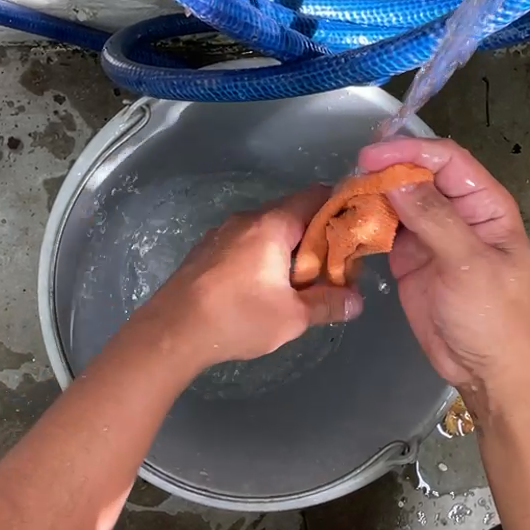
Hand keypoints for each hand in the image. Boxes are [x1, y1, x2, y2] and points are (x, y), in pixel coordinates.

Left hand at [138, 187, 364, 370]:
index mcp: (271, 224)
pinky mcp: (206, 252)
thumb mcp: (292, 317)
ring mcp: (222, 234)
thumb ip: (328, 304)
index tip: (358, 230)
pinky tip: (266, 286)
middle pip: (292, 214)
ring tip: (304, 281)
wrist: (171, 332)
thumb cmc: (237, 317)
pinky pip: (246, 244)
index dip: (341, 208)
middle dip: (318, 236)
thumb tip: (356, 301)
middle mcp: (246, 220)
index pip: (316, 197)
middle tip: (336, 266)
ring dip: (289, 250)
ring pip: (268, 231)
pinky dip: (264, 257)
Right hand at [357, 138, 529, 392]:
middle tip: (350, 177)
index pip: (447, 161)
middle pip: (419, 176)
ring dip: (372, 197)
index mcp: (485, 205)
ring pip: (398, 201)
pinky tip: (346, 222)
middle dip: (386, 171)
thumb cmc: (492, 316)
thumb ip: (434, 219)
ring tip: (343, 197)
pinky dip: (366, 224)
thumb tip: (396, 180)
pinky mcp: (409, 258)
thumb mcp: (469, 264)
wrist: (483, 369)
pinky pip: (385, 230)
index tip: (372, 156)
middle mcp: (458, 212)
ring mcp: (431, 235)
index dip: (410, 152)